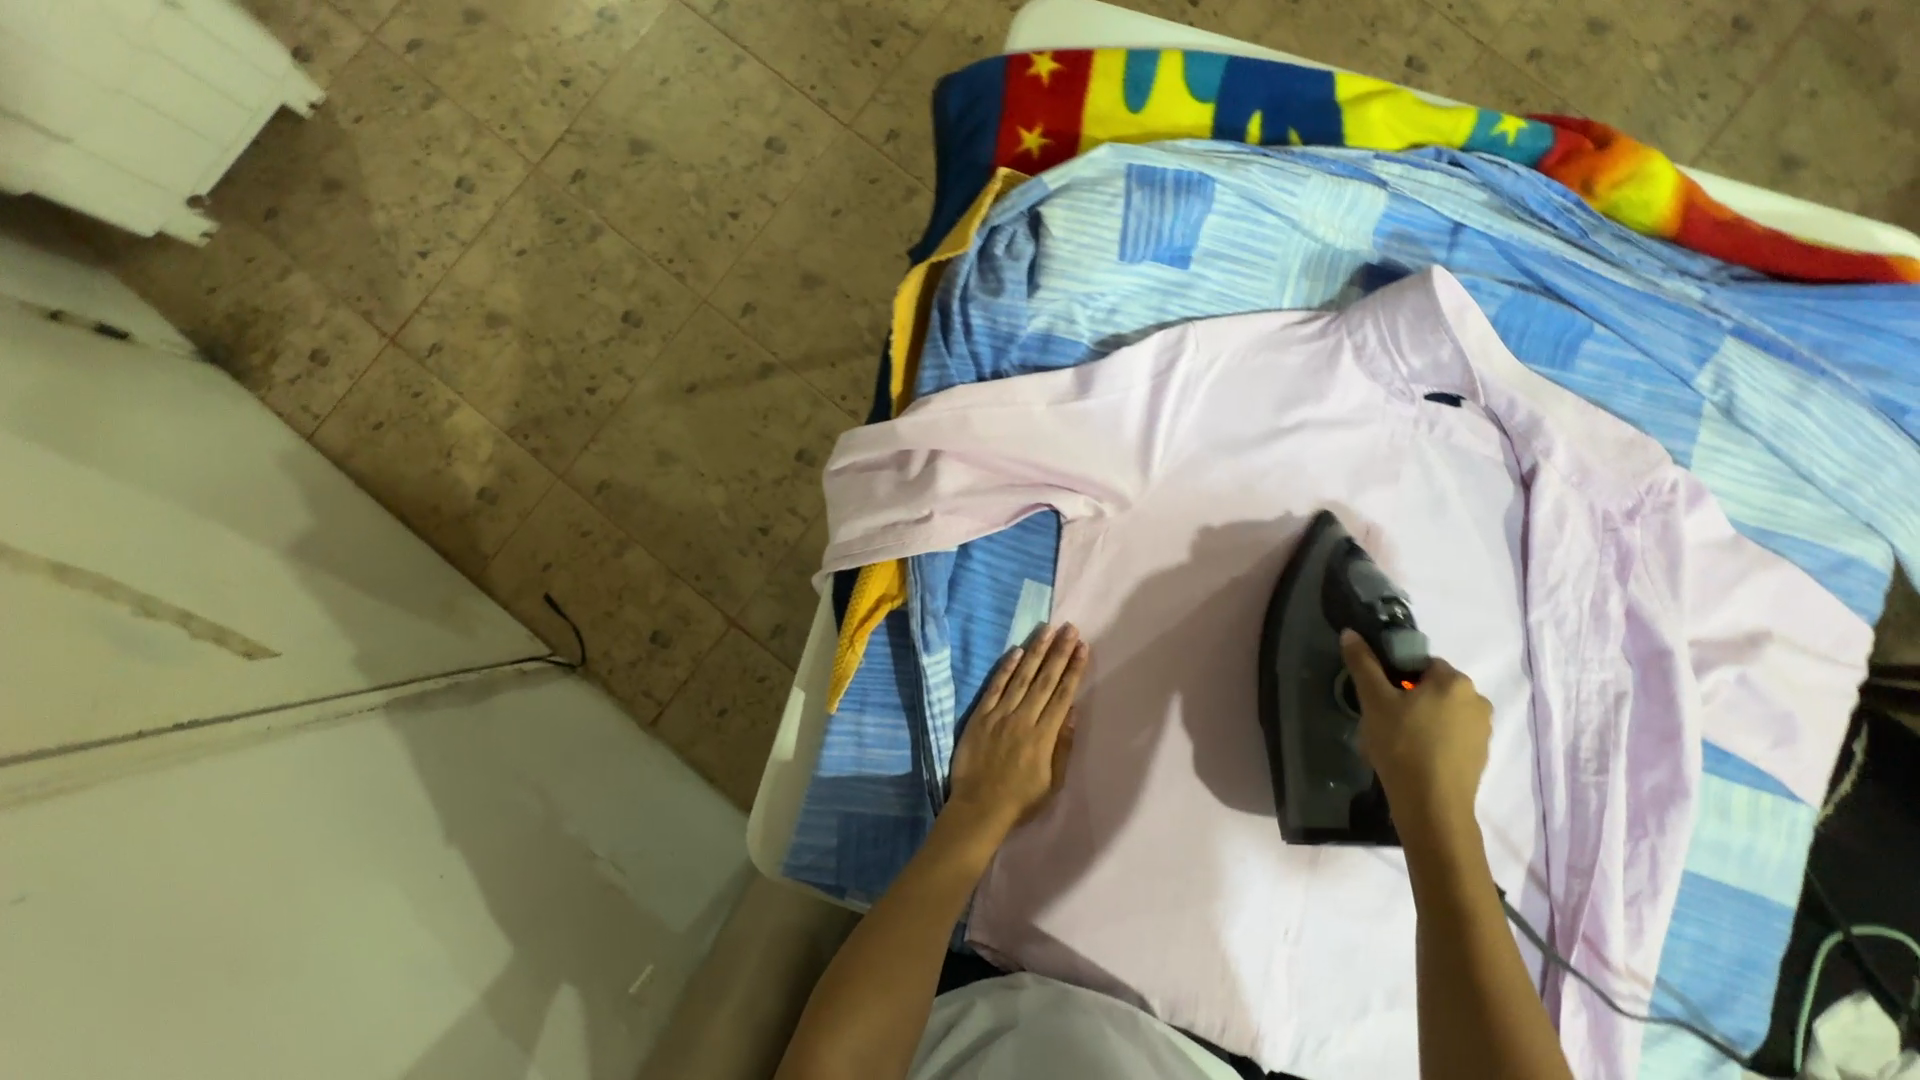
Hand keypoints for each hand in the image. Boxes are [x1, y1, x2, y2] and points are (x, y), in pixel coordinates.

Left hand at [945, 622, 1088, 838]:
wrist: (979, 808)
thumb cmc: (1020, 800)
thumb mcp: (1052, 782)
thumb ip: (1063, 746)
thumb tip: (1072, 712)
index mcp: (1044, 736)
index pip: (1063, 695)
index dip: (1074, 670)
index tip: (1083, 648)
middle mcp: (1024, 719)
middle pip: (1045, 679)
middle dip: (1060, 652)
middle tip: (1071, 629)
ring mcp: (1000, 715)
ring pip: (1021, 677)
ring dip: (1036, 652)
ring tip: (1048, 630)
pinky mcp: (980, 716)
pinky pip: (995, 687)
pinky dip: (1006, 668)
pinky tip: (1017, 652)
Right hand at [1340, 629, 1491, 836]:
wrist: (1432, 805)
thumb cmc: (1402, 745)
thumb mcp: (1374, 701)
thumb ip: (1362, 664)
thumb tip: (1350, 633)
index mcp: (1454, 680)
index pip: (1420, 663)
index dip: (1395, 676)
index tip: (1379, 696)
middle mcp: (1477, 699)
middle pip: (1433, 688)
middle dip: (1408, 699)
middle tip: (1383, 720)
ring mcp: (1483, 730)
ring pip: (1442, 713)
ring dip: (1421, 720)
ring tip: (1395, 742)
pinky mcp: (1481, 755)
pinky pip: (1452, 736)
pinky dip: (1434, 741)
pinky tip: (1414, 758)